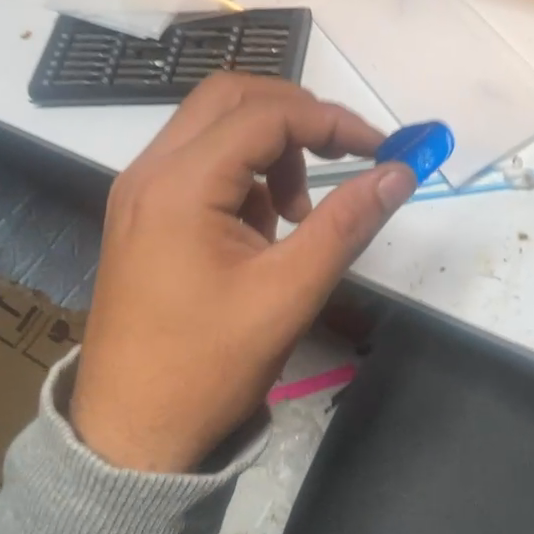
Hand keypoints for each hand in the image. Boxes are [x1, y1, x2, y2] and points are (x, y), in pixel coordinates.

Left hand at [69, 74, 417, 473]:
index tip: (381, 151)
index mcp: (180, 185)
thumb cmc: (209, 366)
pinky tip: (266, 228)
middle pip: (232, 97)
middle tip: (343, 155)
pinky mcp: (144, 214)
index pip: (268, 116)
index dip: (333, 122)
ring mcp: (141, 192)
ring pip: (214, 125)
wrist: (132, 436)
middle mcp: (151, 172)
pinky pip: (200, 162)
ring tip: (299, 210)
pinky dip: (245, 172)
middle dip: (297, 115)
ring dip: (270, 145)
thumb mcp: (290, 292)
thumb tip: (401, 172)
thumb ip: (348, 222)